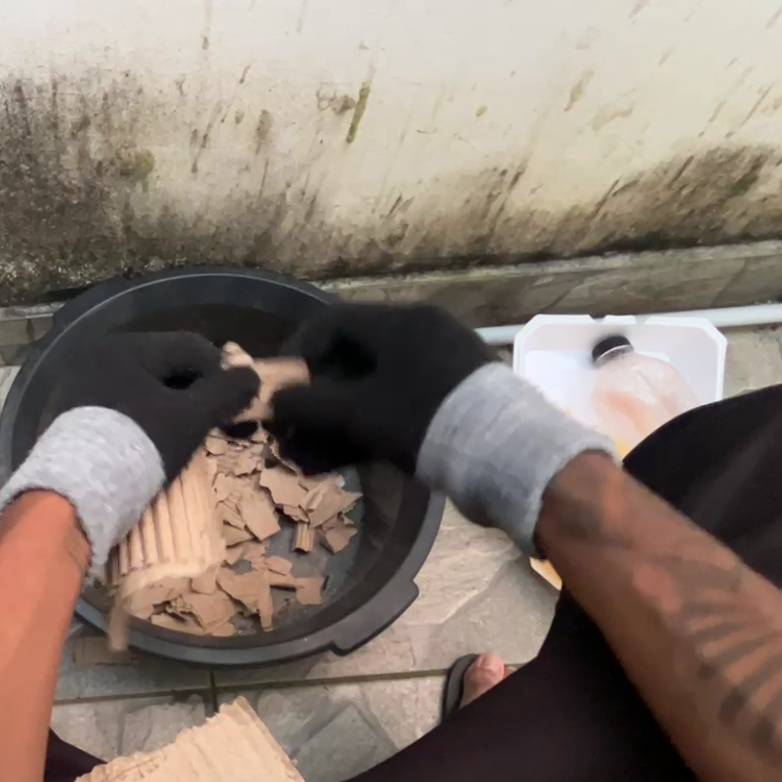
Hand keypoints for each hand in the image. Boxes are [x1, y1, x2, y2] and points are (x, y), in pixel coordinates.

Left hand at [45, 332, 260, 480]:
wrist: (73, 491)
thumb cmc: (138, 446)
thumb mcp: (190, 418)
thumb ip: (224, 393)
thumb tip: (251, 375)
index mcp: (127, 346)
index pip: (190, 347)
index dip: (221, 371)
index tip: (234, 401)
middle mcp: (94, 355)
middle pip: (159, 365)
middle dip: (188, 388)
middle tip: (206, 419)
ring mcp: (73, 385)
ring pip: (133, 387)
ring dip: (160, 404)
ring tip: (175, 434)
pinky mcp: (61, 416)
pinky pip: (109, 408)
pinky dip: (131, 420)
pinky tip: (140, 443)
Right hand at [266, 303, 609, 552]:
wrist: (509, 457)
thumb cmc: (425, 419)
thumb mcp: (358, 412)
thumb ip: (309, 404)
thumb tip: (272, 401)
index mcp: (401, 323)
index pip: (332, 322)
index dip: (297, 350)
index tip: (278, 382)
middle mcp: (421, 336)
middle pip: (350, 359)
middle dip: (315, 397)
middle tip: (292, 424)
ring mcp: (439, 369)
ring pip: (370, 389)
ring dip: (335, 420)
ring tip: (308, 452)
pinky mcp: (452, 401)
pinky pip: (394, 406)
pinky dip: (364, 429)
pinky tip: (338, 459)